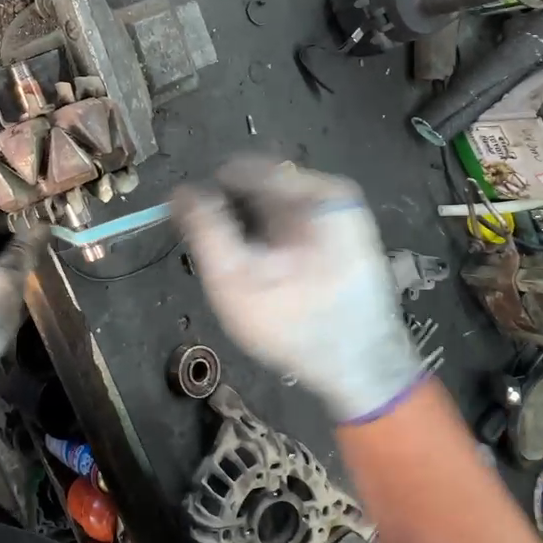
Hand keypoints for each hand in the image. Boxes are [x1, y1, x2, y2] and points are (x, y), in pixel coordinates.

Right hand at [172, 157, 423, 423]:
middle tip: (226, 261)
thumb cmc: (296, 325)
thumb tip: (179, 192)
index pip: (239, 171)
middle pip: (256, 186)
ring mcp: (341, 215)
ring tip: (249, 273)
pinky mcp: (343, 236)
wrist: (363, 372)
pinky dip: (271, 243)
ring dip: (250, 233)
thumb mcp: (236, 280)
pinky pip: (290, 224)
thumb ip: (204, 229)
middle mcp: (331, 194)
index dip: (211, 200)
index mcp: (313, 194)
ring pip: (271, 206)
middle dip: (233, 219)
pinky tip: (271, 276)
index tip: (199, 234)